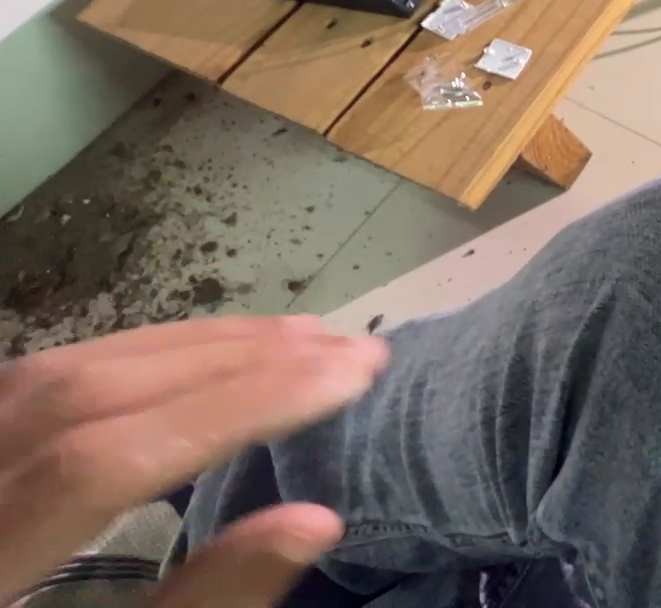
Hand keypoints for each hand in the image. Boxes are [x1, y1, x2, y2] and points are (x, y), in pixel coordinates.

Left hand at [0, 316, 387, 606]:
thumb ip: (202, 604)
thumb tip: (319, 519)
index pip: (106, 464)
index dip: (241, 409)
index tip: (354, 378)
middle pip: (91, 399)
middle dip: (242, 364)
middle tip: (354, 350)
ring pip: (70, 368)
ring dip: (208, 344)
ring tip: (310, 336)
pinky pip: (48, 370)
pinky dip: (152, 347)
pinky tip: (222, 344)